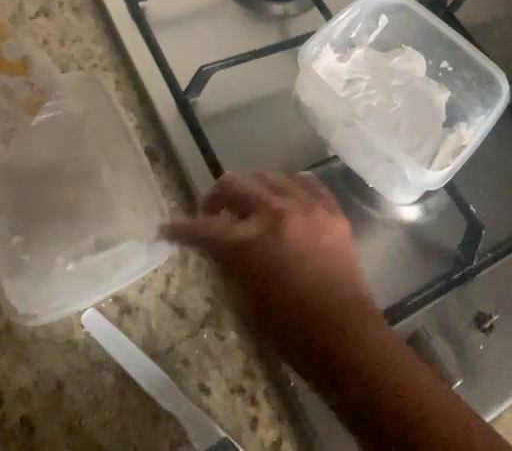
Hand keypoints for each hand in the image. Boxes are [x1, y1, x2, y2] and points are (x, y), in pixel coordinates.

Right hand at [161, 172, 383, 372]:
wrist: (343, 334)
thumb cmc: (288, 330)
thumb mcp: (244, 299)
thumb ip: (228, 263)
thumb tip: (217, 245)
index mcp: (248, 243)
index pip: (203, 228)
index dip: (181, 229)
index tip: (168, 229)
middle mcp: (275, 213)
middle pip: (233, 185)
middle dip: (215, 198)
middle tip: (211, 214)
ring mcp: (306, 206)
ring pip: (268, 176)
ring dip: (251, 189)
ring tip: (249, 206)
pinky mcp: (330, 208)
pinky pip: (305, 181)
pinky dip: (287, 186)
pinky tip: (283, 198)